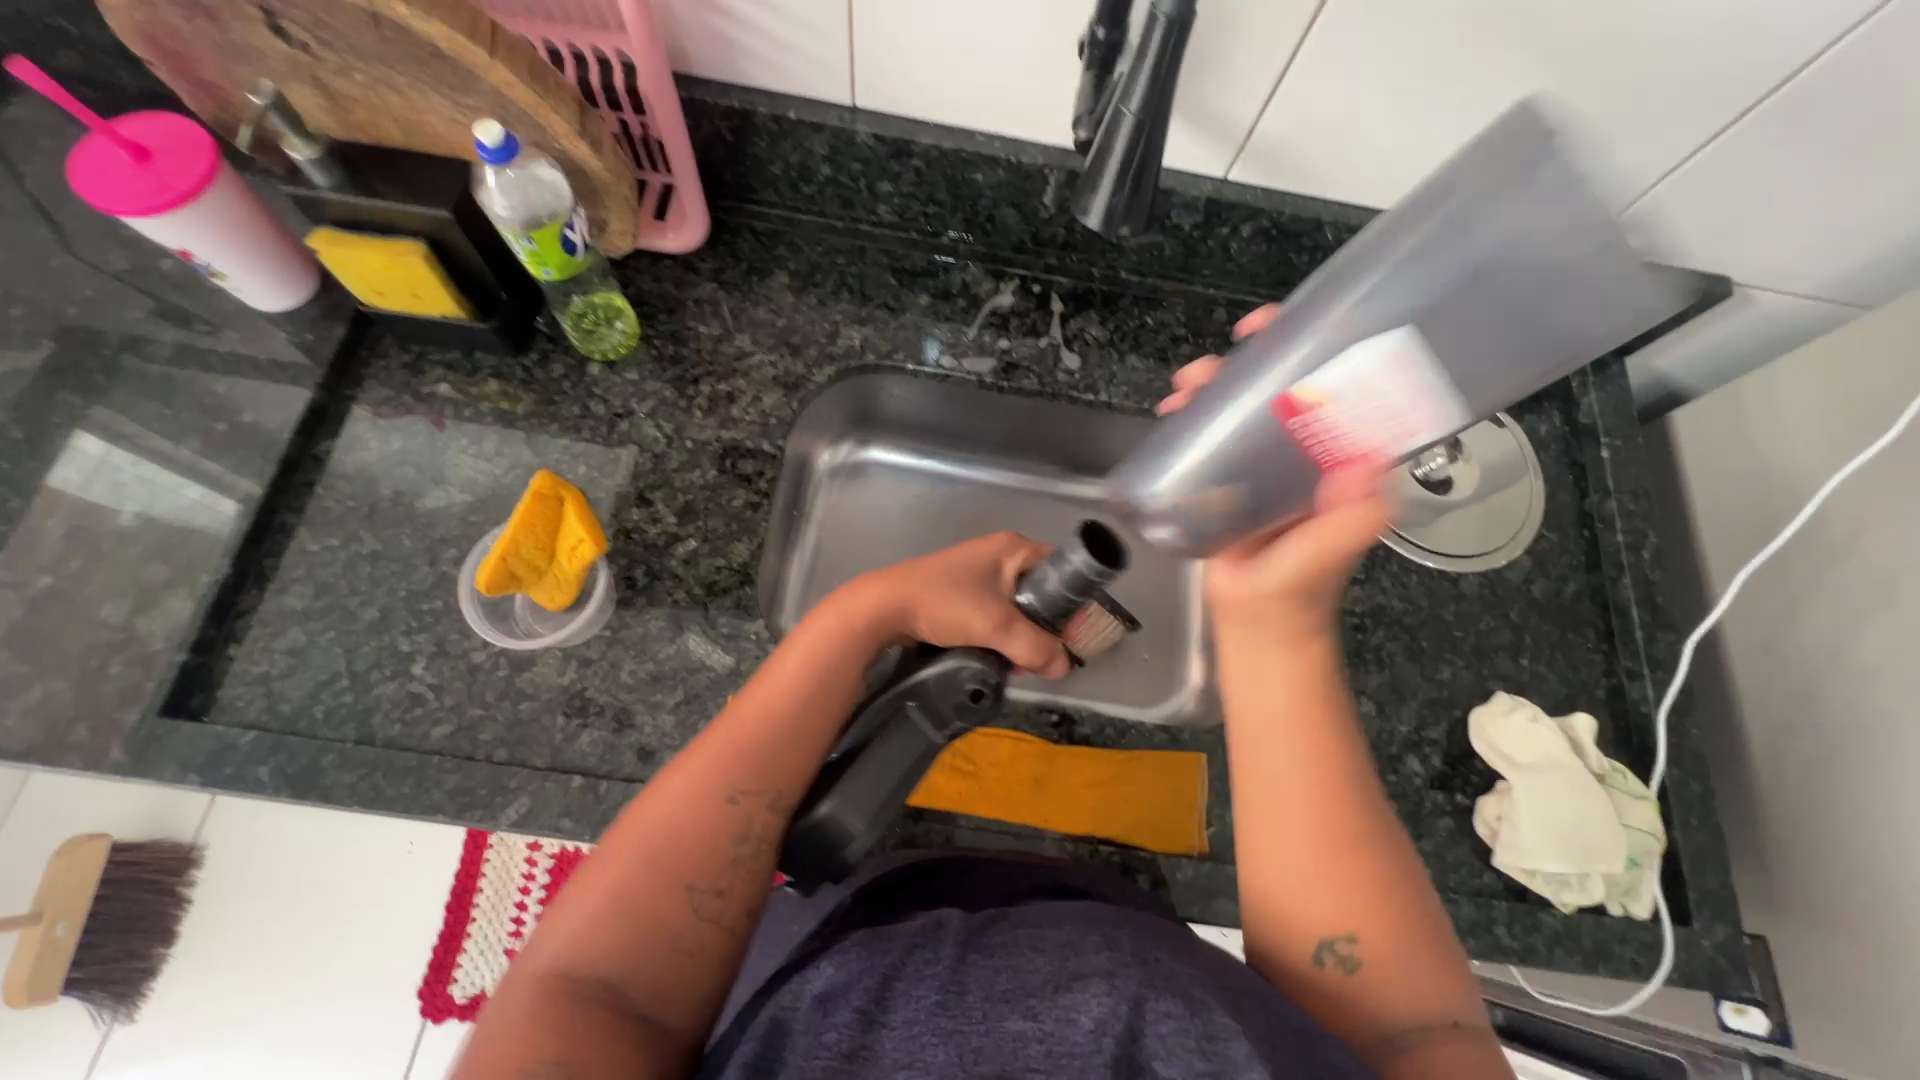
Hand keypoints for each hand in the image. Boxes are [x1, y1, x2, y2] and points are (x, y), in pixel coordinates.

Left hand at [838, 533, 1072, 677]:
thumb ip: (1034, 647)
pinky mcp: (960, 594)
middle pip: (1040, 593)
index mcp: (1013, 548)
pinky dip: (998, 636)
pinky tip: (993, 655)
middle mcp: (998, 556)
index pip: (1061, 568)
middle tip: (1038, 656)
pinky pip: (994, 615)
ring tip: (1014, 662)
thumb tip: (1063, 668)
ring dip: (1019, 637)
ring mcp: (977, 574)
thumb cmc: (944, 604)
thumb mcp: (996, 626)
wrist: (883, 608)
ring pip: (1016, 608)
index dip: (1071, 602)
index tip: (1069, 636)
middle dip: (1042, 628)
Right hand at [1159, 304, 1392, 639]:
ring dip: (1210, 384)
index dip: (1307, 347)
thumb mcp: (1340, 541)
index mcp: (1331, 451)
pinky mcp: (1219, 479)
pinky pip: (1203, 437)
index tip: (1283, 328)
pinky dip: (1186, 419)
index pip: (1324, 383)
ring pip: (1231, 407)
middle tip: (1227, 351)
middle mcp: (1295, 448)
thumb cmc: (1303, 580)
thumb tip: (1367, 455)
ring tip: (1186, 386)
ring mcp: (1254, 463)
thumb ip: (1358, 508)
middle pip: (1271, 386)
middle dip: (1248, 359)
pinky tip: (1170, 412)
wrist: (1257, 617)